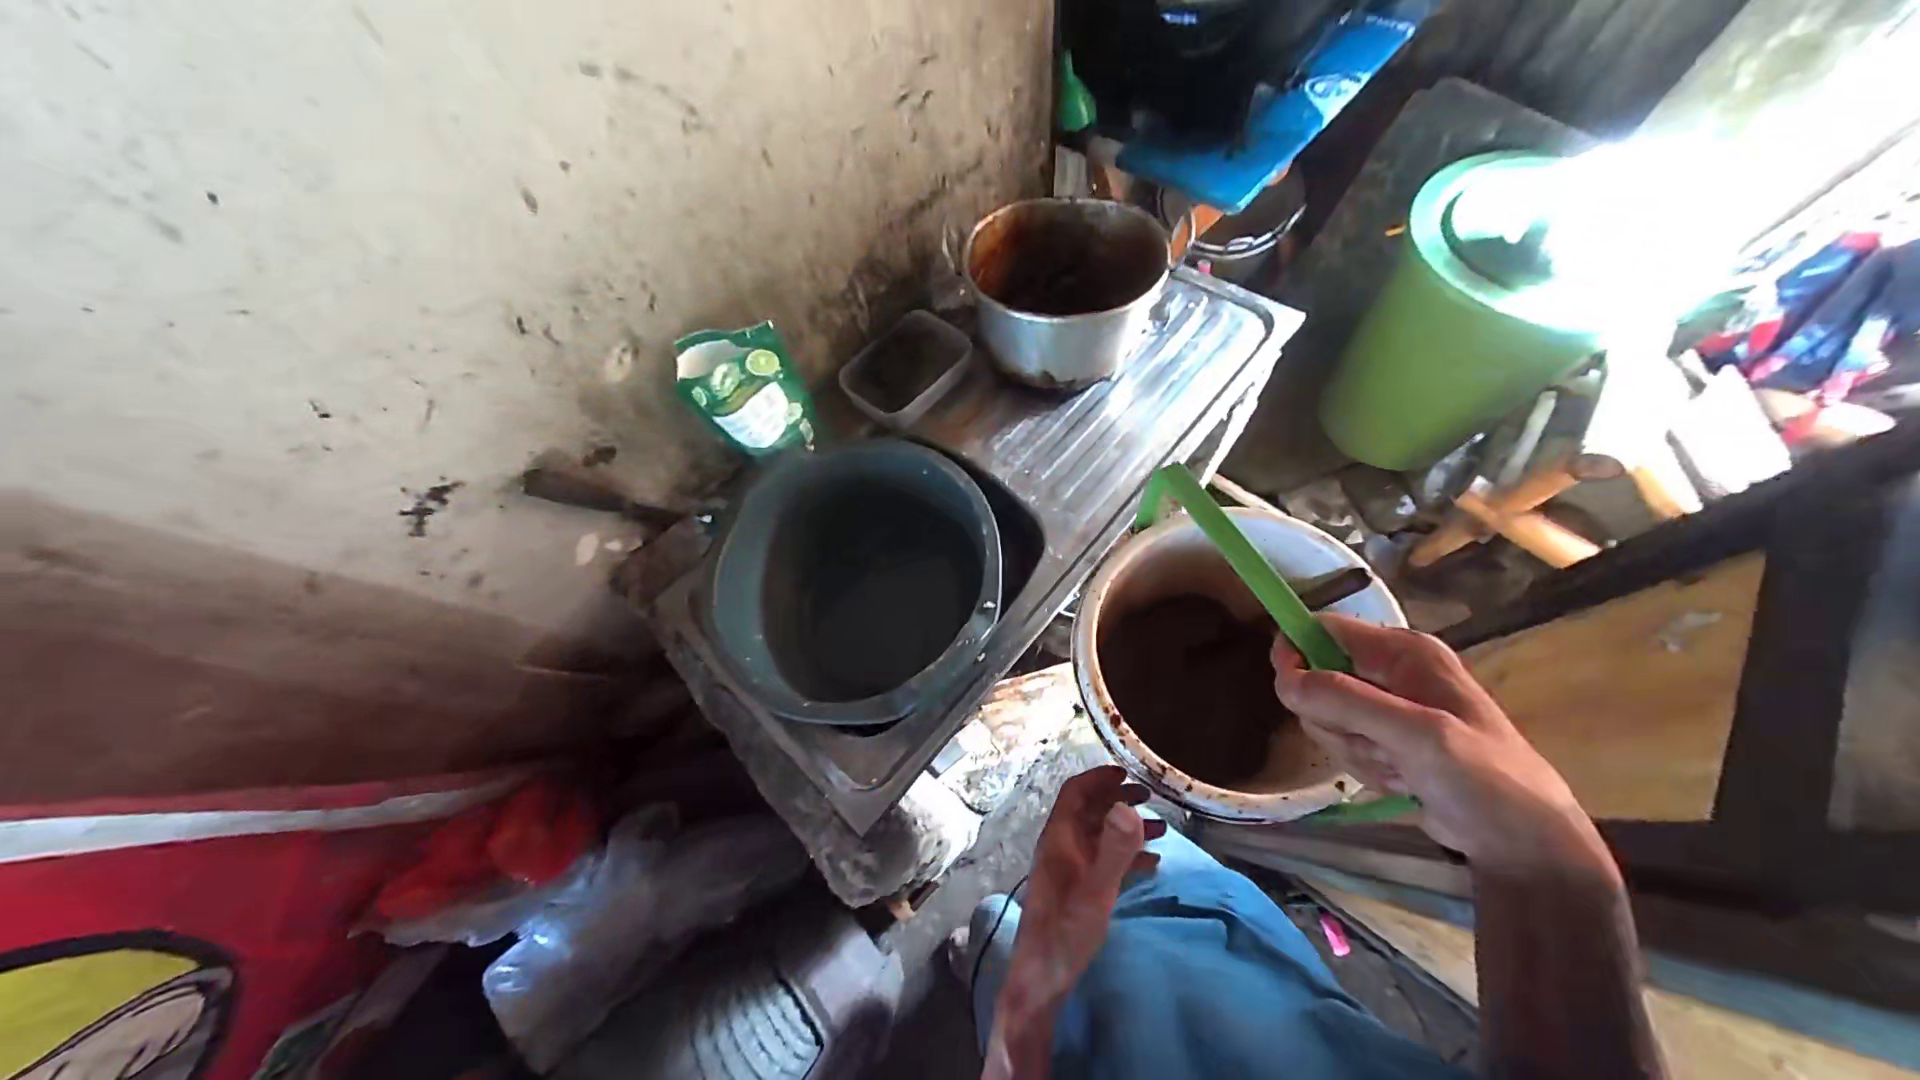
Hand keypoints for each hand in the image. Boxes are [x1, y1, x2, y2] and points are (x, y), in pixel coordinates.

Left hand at [1004, 766, 1165, 1004]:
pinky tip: (1153, 863)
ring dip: (1126, 827)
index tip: (1126, 770)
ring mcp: (1069, 868)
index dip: (1098, 778)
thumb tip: (1128, 806)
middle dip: (1118, 799)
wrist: (1044, 978)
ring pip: (1099, 835)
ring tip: (1161, 827)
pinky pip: (1104, 860)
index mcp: (1059, 837)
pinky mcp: (1077, 889)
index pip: (1074, 792)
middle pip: (1089, 810)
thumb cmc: (1067, 931)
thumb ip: (1114, 849)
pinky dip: (1127, 855)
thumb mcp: (1097, 889)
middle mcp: (1061, 846)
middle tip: (1150, 795)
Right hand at [1272, 615, 1613, 878]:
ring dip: (1350, 747)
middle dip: (1333, 719)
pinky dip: (1362, 764)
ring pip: (1323, 714)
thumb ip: (1347, 701)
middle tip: (1372, 744)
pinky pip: (1340, 740)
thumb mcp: (1417, 734)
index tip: (1292, 692)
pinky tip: (1399, 779)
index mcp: (1403, 650)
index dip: (1297, 653)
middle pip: (1316, 677)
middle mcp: (1389, 669)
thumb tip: (1284, 680)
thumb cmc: (1483, 777)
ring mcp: (1385, 705)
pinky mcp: (1383, 737)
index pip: (1322, 629)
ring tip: (1396, 767)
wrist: (1523, 843)